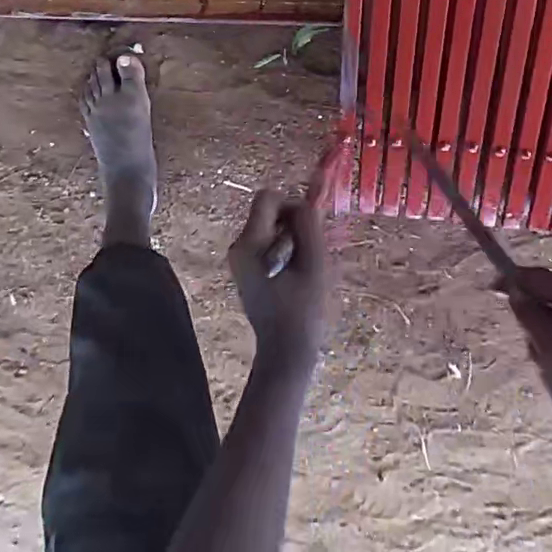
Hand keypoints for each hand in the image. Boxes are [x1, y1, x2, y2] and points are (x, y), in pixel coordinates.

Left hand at [228, 190, 335, 372]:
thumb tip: (306, 202)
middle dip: (292, 225)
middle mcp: (238, 246)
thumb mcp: (313, 264)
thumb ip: (309, 227)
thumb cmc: (302, 311)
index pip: (267, 198)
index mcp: (250, 243)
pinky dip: (283, 251)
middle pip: (268, 212)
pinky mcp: (245, 269)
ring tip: (302, 269)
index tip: (308, 229)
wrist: (284, 352)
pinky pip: (266, 244)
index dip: (291, 204)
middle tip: (308, 253)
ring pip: (269, 228)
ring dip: (290, 239)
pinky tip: (294, 276)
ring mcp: (239, 259)